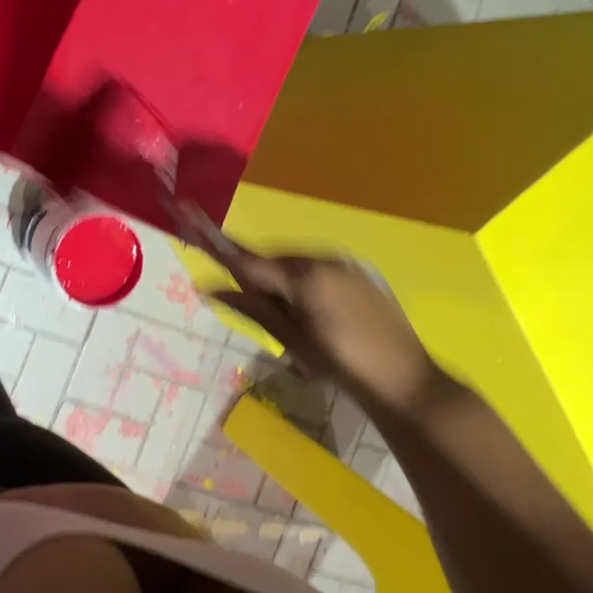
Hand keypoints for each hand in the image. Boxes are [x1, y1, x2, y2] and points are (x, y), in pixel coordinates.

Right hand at [174, 202, 440, 410]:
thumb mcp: (292, 341)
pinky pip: (315, 272)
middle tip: (249, 307)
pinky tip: (311, 316)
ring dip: (279, 286)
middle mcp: (321, 259)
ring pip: (292, 267)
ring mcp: (343, 264)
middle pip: (269, 260)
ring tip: (290, 324)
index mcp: (302, 274)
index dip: (212, 239)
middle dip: (253, 277)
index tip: (185, 210)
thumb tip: (211, 289)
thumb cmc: (343, 366)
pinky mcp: (358, 275)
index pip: (245, 257)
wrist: (407, 383)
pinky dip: (301, 287)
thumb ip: (252, 309)